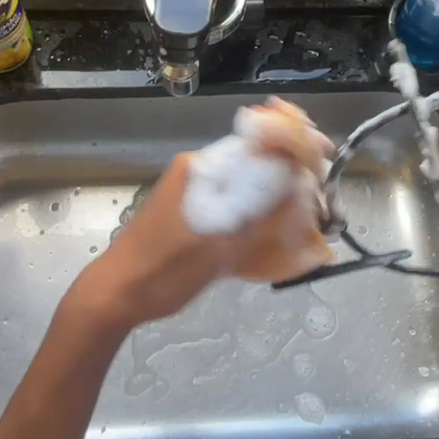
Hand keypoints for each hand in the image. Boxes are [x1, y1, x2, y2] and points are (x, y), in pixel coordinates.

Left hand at [69, 100, 333, 332]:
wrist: (114, 295)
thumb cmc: (162, 269)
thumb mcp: (217, 244)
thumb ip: (259, 214)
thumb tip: (300, 188)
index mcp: (202, 168)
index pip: (258, 143)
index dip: (294, 146)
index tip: (324, 155)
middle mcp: (199, 171)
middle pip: (255, 163)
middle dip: (291, 175)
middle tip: (321, 199)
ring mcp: (193, 193)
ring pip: (246, 185)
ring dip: (276, 196)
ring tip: (307, 215)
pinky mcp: (191, 214)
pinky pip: (233, 204)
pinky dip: (256, 213)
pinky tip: (276, 230)